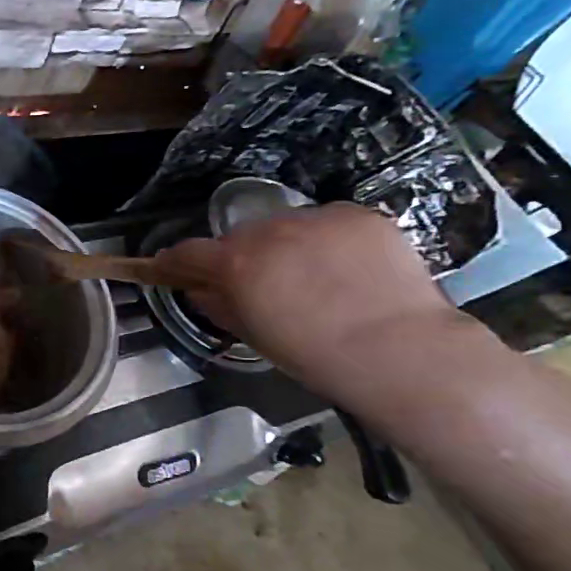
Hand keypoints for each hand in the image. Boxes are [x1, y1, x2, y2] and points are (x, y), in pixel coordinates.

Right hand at [153, 203, 474, 401]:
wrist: (399, 350)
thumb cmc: (316, 356)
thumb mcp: (257, 338)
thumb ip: (220, 307)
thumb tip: (201, 291)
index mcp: (239, 263)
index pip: (190, 252)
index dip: (176, 261)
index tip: (170, 268)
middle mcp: (272, 229)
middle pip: (241, 236)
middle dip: (241, 256)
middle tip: (260, 285)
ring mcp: (319, 217)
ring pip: (286, 226)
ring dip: (285, 245)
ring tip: (313, 278)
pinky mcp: (360, 214)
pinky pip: (329, 223)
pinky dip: (328, 241)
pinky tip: (348, 271)